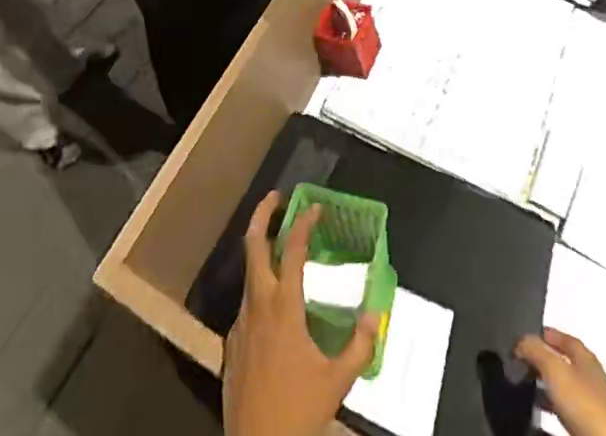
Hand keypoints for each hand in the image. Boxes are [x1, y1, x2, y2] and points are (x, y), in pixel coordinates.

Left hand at [224, 192, 377, 435]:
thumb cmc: (298, 409)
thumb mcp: (338, 379)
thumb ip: (360, 345)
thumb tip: (374, 315)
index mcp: (283, 307)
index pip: (292, 250)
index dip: (303, 223)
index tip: (315, 207)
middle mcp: (257, 305)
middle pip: (253, 246)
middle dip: (262, 215)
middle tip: (276, 197)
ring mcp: (239, 323)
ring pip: (249, 275)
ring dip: (263, 253)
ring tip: (284, 249)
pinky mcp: (231, 343)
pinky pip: (247, 305)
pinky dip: (261, 289)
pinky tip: (277, 307)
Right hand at [514, 329, 605, 435]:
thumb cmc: (583, 402)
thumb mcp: (554, 369)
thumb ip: (536, 349)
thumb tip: (520, 341)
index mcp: (587, 358)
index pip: (566, 338)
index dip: (547, 334)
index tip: (525, 335)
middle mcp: (591, 376)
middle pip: (564, 361)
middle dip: (542, 358)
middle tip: (519, 358)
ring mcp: (592, 402)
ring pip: (563, 384)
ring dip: (544, 381)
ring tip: (522, 381)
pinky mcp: (589, 424)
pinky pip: (564, 406)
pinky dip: (549, 402)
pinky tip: (537, 407)